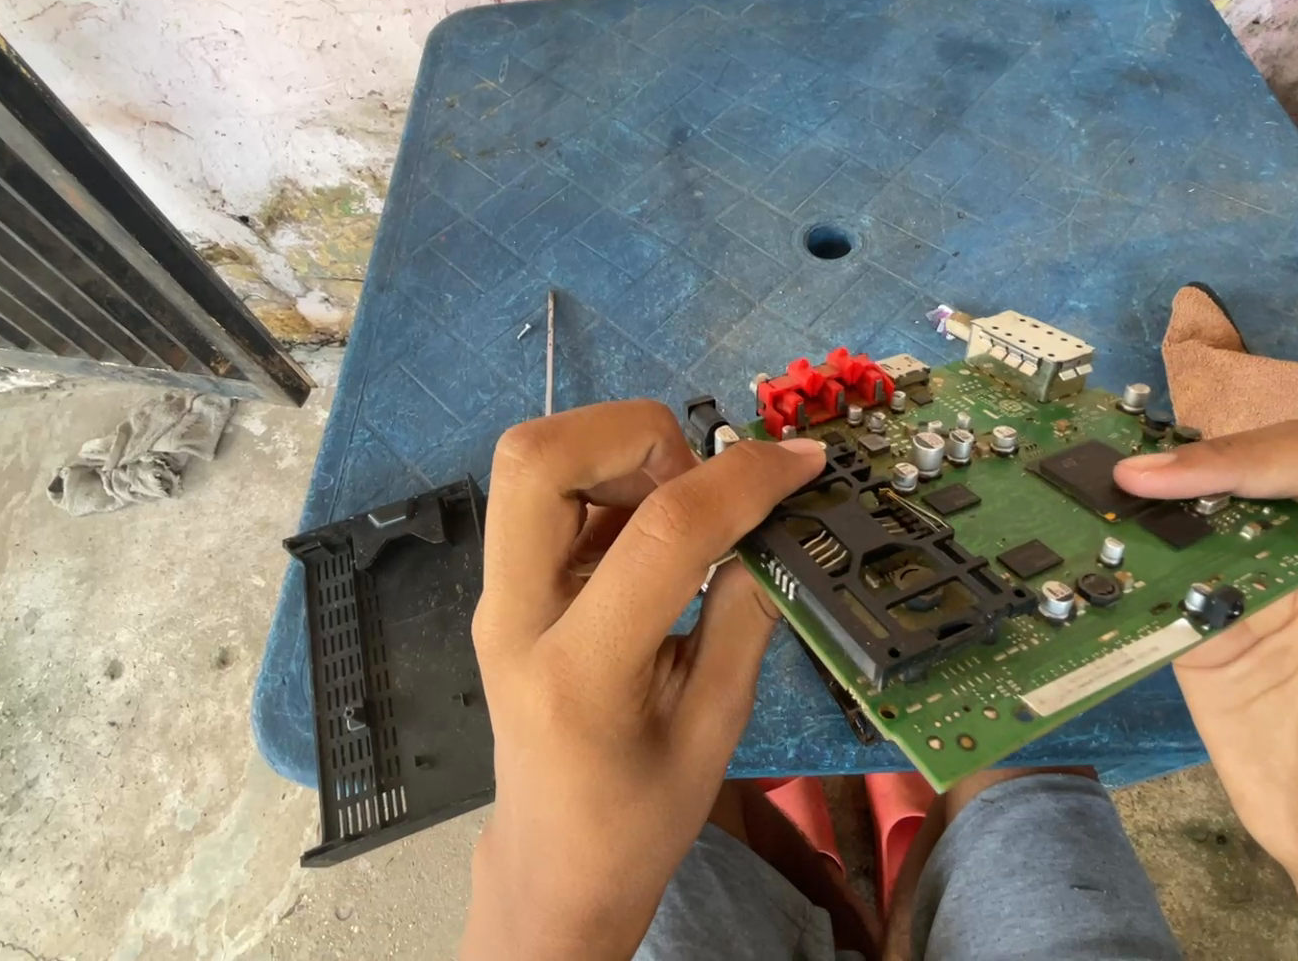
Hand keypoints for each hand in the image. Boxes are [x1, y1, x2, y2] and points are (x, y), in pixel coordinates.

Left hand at [461, 401, 824, 960]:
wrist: (550, 861)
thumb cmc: (639, 817)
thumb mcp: (716, 726)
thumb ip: (746, 613)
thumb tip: (777, 520)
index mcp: (580, 674)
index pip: (659, 535)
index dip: (742, 481)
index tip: (800, 464)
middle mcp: (514, 616)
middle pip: (538, 458)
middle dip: (638, 436)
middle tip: (697, 484)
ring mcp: (497, 595)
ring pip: (533, 459)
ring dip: (621, 452)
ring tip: (677, 506)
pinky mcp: (503, 584)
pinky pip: (547, 491)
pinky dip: (610, 480)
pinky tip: (649, 531)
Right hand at [1116, 421, 1297, 960]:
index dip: (1268, 466)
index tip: (1188, 485)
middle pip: (1274, 476)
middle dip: (1204, 463)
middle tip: (1132, 478)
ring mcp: (1270, 592)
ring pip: (1215, 513)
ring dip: (1159, 495)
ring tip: (1101, 494)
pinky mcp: (1211, 626)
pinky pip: (1169, 578)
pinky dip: (1129, 555)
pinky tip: (1095, 547)